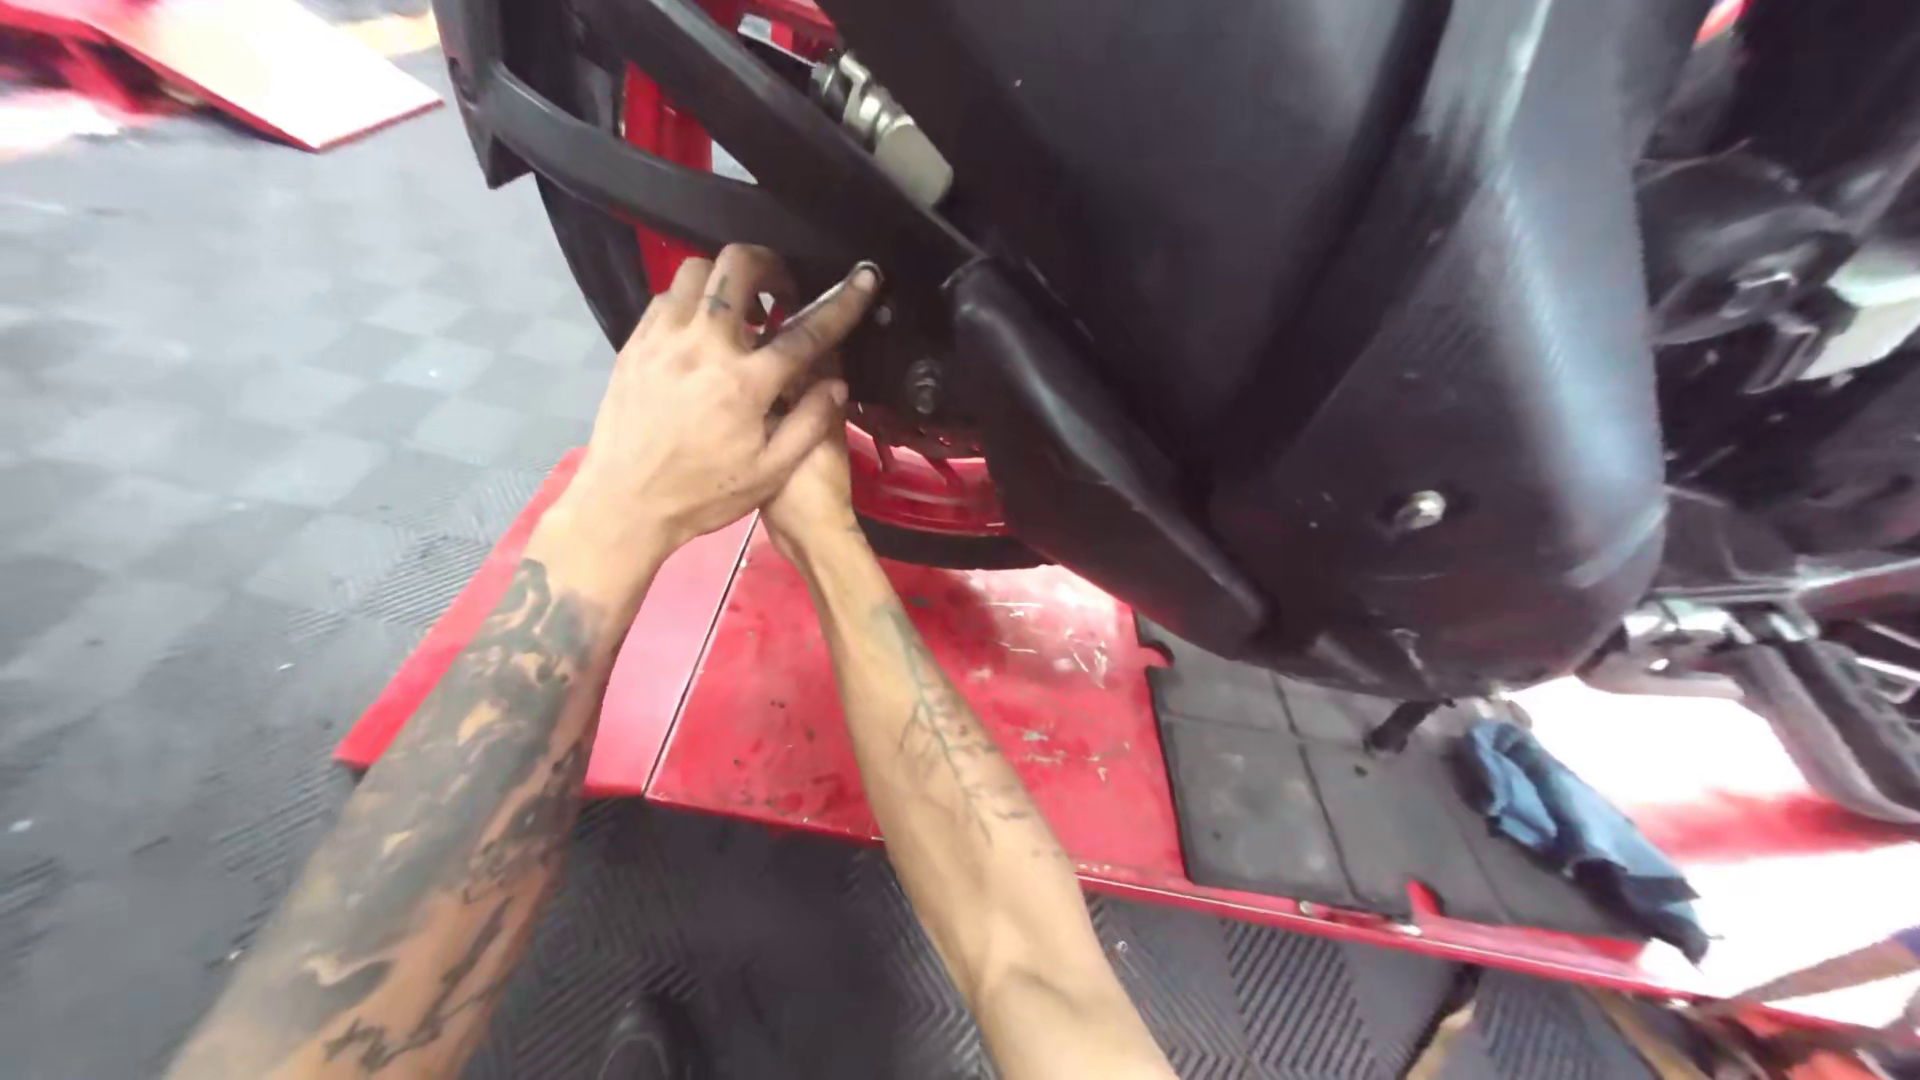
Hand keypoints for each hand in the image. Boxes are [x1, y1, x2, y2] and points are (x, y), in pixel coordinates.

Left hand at [546, 246, 879, 576]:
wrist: (625, 503)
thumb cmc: (704, 494)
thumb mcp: (770, 473)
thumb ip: (810, 424)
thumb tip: (837, 384)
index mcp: (745, 384)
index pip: (805, 332)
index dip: (841, 303)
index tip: (863, 281)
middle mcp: (703, 347)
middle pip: (737, 267)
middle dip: (770, 264)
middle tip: (781, 292)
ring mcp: (663, 340)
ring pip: (696, 270)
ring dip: (727, 279)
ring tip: (741, 310)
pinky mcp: (635, 344)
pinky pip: (667, 297)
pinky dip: (693, 299)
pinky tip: (703, 330)